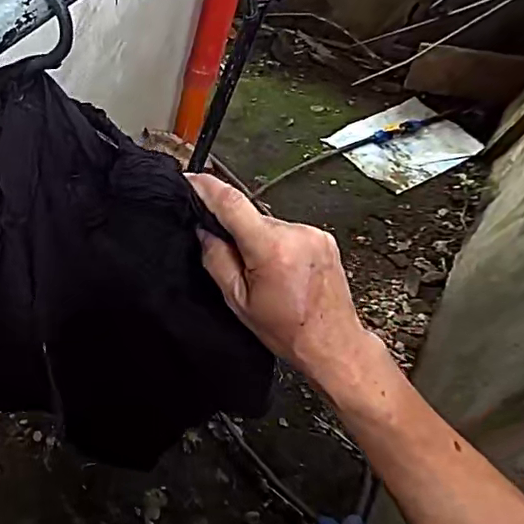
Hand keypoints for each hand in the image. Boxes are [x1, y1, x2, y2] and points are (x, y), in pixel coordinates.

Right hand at [188, 174, 394, 390]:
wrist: (333, 343)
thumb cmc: (290, 330)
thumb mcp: (238, 300)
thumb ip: (216, 260)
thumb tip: (204, 231)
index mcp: (272, 249)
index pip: (232, 203)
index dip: (206, 187)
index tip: (190, 180)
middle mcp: (297, 234)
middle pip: (249, 217)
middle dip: (234, 232)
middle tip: (234, 264)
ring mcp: (313, 234)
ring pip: (267, 225)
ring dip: (257, 241)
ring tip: (264, 276)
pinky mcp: (323, 238)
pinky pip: (286, 231)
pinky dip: (275, 245)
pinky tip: (281, 272)